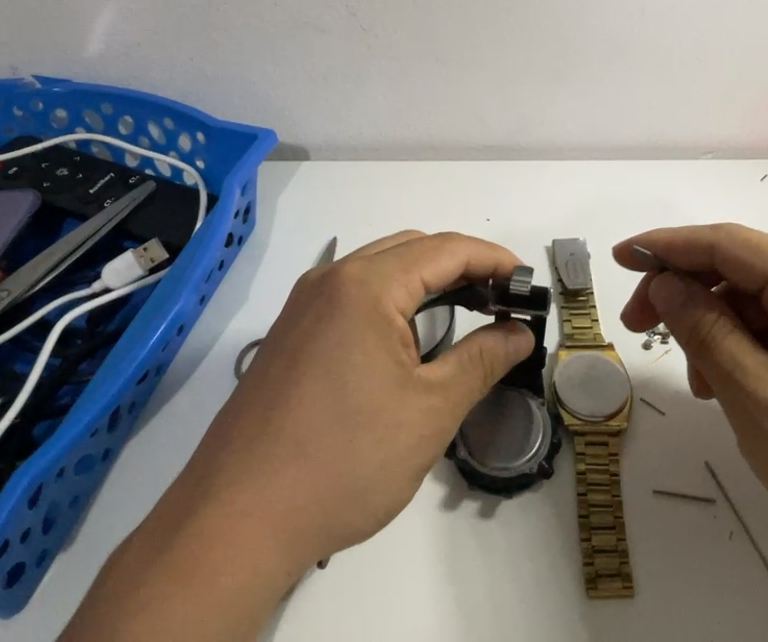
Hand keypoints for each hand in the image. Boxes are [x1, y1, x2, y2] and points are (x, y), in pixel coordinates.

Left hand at [63, 232, 532, 641]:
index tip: (530, 284)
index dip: (495, 259)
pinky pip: (352, 296)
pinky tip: (413, 339)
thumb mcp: (430, 412)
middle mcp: (330, 280)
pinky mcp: (290, 336)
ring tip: (470, 315)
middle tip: (504, 303)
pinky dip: (393, 301)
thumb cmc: (345, 460)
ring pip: (379, 270)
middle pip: (411, 250)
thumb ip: (482, 361)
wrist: (237, 518)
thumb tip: (519, 334)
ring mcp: (303, 307)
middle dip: (463, 266)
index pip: (445, 249)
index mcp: (365, 285)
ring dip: (427, 282)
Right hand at [615, 224, 767, 575]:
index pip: (729, 243)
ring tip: (699, 383)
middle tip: (637, 327)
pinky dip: (743, 351)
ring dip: (714, 329)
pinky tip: (731, 390)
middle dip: (686, 292)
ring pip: (757, 303)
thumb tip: (665, 283)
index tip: (619, 257)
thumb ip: (706, 333)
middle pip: (742, 269)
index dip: (668, 247)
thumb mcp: (762, 401)